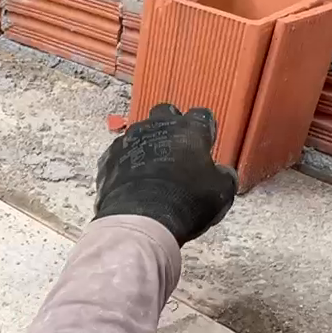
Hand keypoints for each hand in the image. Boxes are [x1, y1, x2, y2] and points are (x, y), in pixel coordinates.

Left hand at [96, 104, 237, 244]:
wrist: (140, 219)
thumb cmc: (185, 201)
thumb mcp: (220, 193)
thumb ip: (223, 177)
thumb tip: (222, 174)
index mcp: (189, 130)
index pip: (201, 116)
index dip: (204, 128)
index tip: (205, 141)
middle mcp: (157, 127)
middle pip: (165, 113)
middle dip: (170, 125)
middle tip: (176, 146)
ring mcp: (128, 140)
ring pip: (138, 132)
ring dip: (145, 145)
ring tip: (150, 168)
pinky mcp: (108, 158)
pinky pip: (118, 155)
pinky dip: (124, 164)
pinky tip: (129, 182)